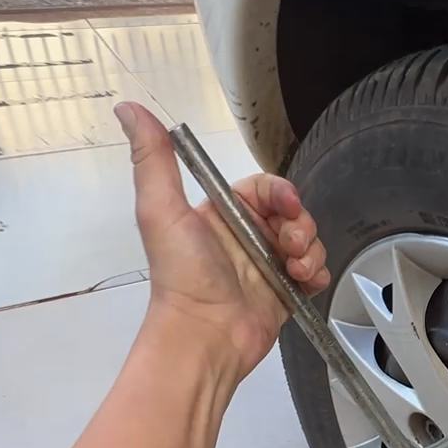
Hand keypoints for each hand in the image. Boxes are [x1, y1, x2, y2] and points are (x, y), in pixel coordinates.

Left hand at [116, 102, 329, 376]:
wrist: (206, 337)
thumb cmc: (182, 280)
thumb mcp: (162, 212)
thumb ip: (153, 160)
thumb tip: (131, 110)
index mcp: (222, 215)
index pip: (264, 188)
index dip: (281, 192)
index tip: (288, 205)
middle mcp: (247, 237)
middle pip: (292, 213)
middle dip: (301, 224)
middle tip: (291, 244)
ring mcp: (268, 265)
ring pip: (308, 240)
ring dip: (311, 250)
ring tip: (295, 268)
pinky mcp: (286, 291)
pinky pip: (315, 271)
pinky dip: (317, 273)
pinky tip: (304, 282)